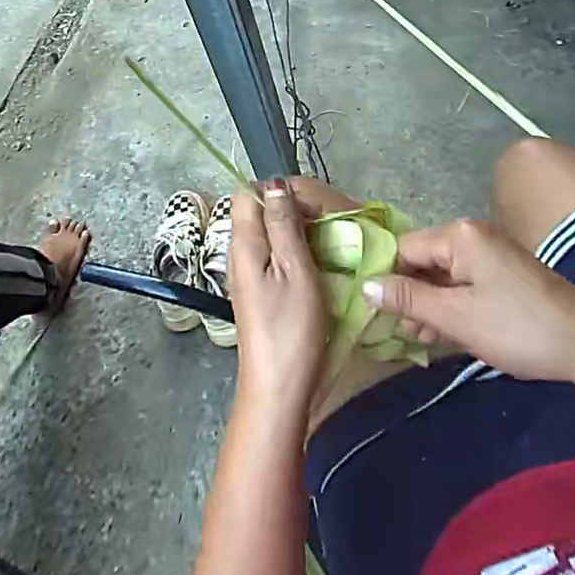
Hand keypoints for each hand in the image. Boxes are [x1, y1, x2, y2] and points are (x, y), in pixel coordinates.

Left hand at [227, 178, 327, 409]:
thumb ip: (283, 224)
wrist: (279, 391)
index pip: (250, 191)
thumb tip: (275, 184)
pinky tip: (322, 262)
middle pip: (262, 210)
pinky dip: (299, 250)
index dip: (282, 190)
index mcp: (244, 242)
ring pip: (272, 232)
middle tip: (334, 223)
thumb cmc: (290, 330)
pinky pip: (277, 254)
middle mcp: (240, 252)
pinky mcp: (261, 290)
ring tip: (335, 241)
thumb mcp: (295, 269)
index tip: (316, 206)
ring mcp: (249, 273)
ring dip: (301, 229)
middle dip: (297, 207)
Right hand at [363, 218, 574, 381]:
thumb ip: (408, 298)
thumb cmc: (515, 327)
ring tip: (420, 338)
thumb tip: (364, 283)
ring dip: (428, 302)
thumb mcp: (455, 316)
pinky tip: (443, 330)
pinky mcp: (502, 268)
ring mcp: (489, 250)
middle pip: (422, 258)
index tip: (375, 312)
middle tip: (400, 332)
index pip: (403, 248)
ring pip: (442, 272)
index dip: (386, 278)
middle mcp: (471, 233)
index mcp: (458, 234)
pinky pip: (462, 279)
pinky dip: (450, 301)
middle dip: (408, 293)